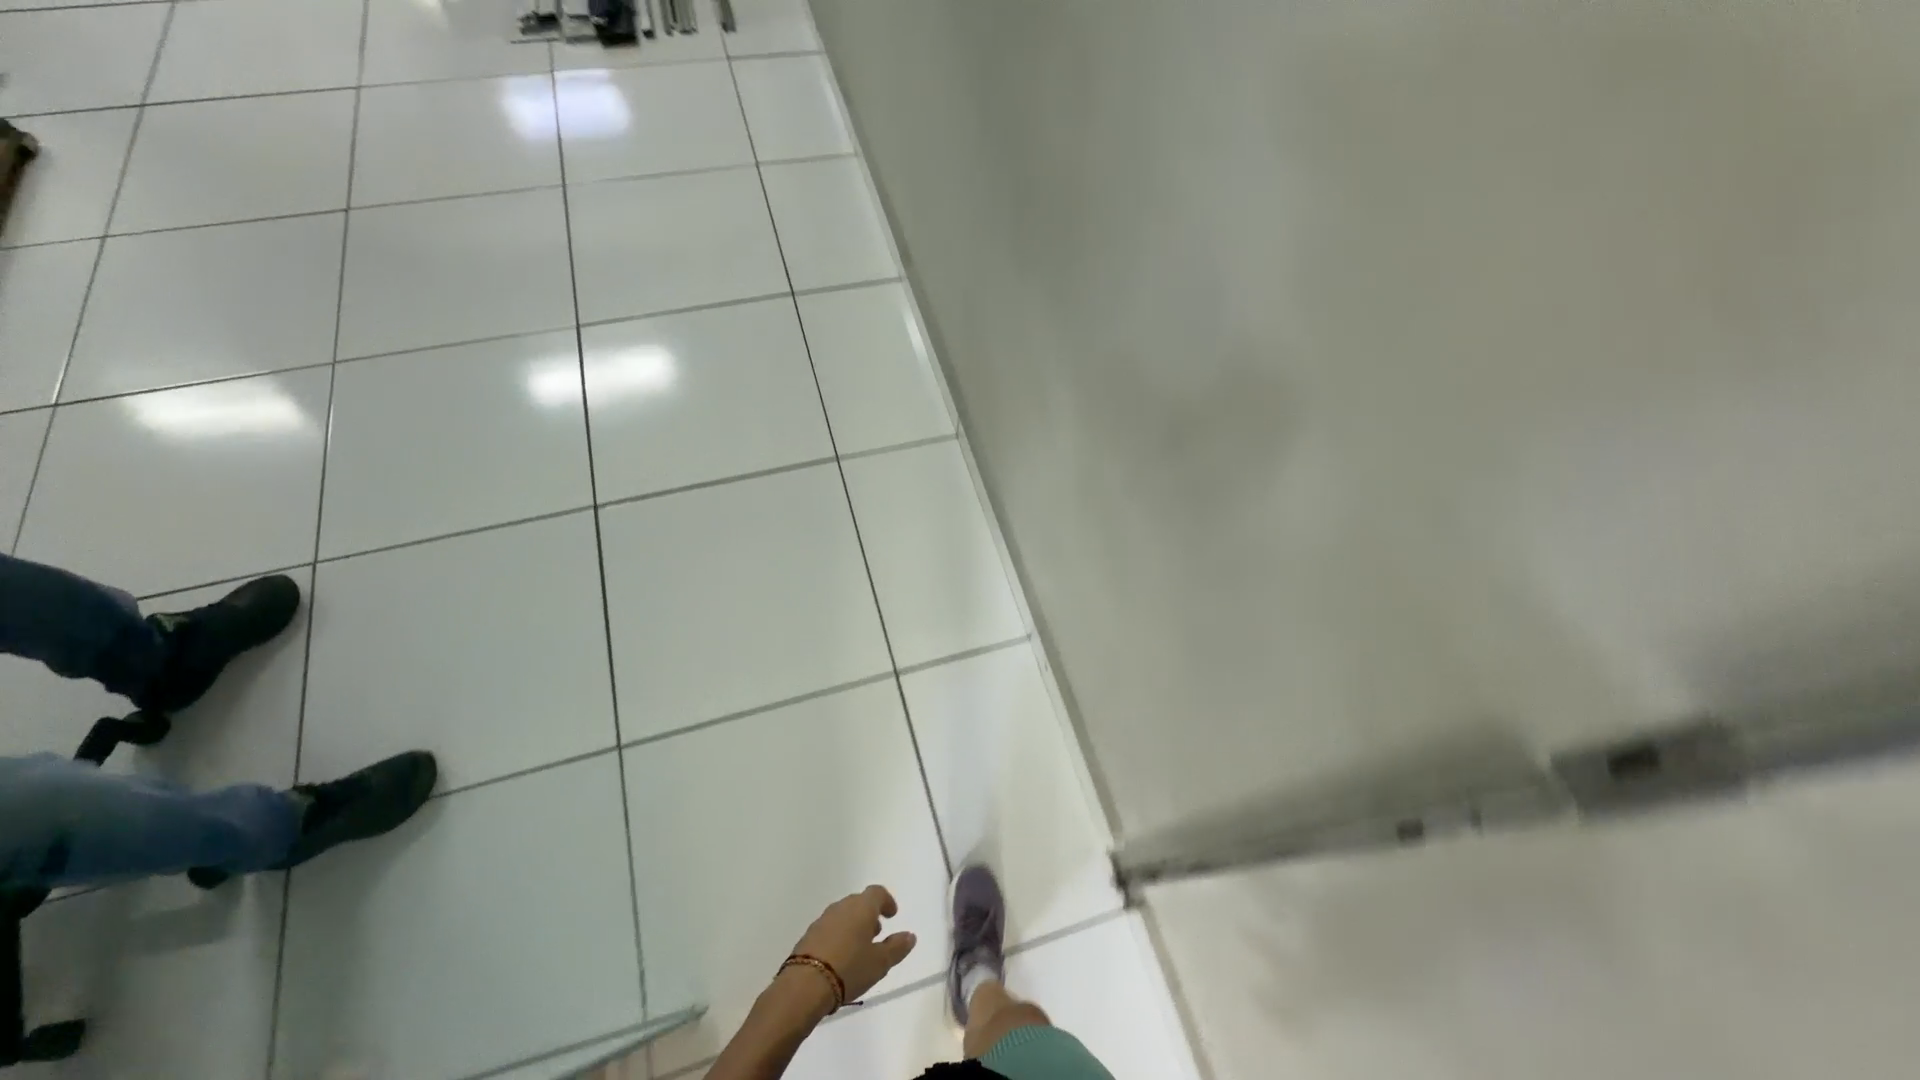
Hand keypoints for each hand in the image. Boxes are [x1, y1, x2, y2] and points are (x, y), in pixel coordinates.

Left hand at [790, 885, 917, 1002]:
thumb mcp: (880, 962)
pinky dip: (839, 936)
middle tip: (877, 935)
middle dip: (869, 915)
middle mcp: (841, 907)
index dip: (887, 901)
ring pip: (843, 916)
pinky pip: (829, 929)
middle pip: (859, 903)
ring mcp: (822, 920)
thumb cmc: (850, 969)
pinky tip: (841, 957)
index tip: (892, 915)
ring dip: (854, 926)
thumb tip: (910, 935)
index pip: (877, 892)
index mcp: (861, 908)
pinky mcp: (808, 936)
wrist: (805, 985)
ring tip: (860, 949)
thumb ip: (897, 947)